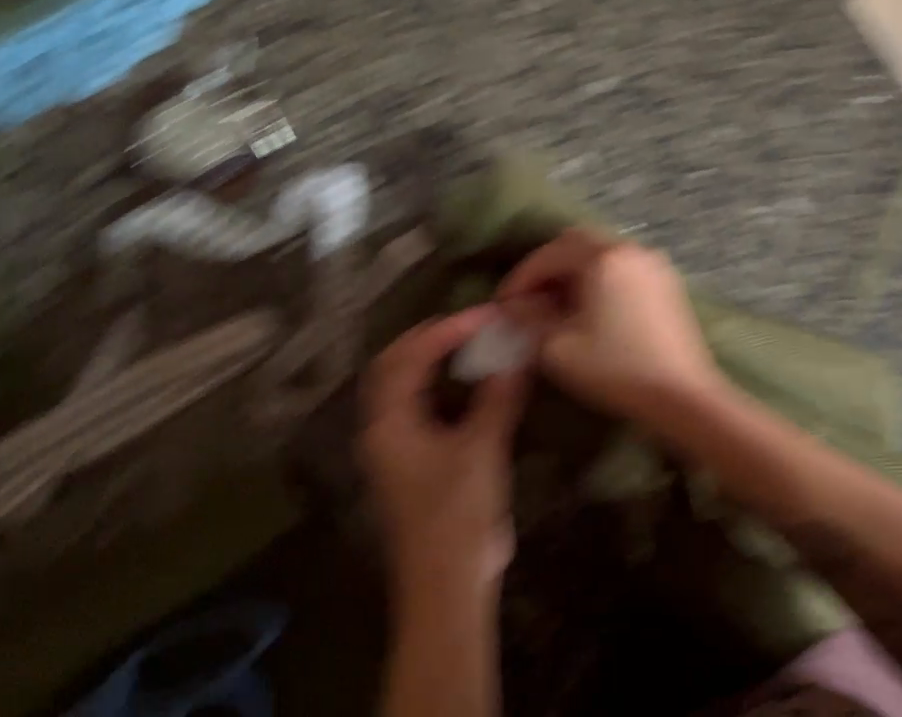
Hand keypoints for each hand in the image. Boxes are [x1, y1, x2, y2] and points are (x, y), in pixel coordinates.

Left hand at [361, 307, 530, 600]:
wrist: (448, 584)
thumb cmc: (457, 514)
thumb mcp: (481, 450)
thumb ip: (498, 397)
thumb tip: (518, 352)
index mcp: (389, 424)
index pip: (408, 359)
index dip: (445, 331)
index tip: (484, 316)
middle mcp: (383, 431)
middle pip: (393, 368)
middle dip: (429, 339)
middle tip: (469, 323)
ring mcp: (396, 449)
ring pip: (404, 389)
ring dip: (431, 361)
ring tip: (470, 344)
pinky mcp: (414, 464)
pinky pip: (421, 409)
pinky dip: (442, 387)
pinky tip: (471, 386)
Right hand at [497, 229, 728, 425]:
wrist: (683, 395)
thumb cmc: (616, 369)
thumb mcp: (558, 347)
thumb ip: (530, 318)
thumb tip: (516, 305)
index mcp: (603, 257)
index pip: (549, 253)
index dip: (521, 277)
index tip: (504, 304)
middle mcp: (630, 249)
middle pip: (577, 243)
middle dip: (548, 268)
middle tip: (529, 299)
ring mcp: (653, 265)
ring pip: (602, 254)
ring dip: (574, 273)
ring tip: (556, 307)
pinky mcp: (667, 284)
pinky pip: (623, 268)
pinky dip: (600, 280)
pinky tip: (590, 311)